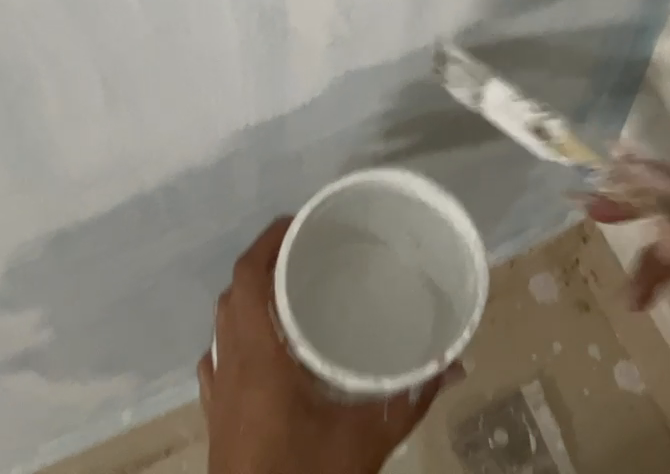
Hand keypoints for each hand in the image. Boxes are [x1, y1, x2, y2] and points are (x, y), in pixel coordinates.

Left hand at [198, 217, 458, 473]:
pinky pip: (218, 357)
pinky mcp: (215, 413)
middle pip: (234, 293)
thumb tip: (453, 365)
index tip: (302, 221)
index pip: (249, 277)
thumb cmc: (305, 473)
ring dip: (250, 297)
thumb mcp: (366, 440)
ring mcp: (218, 389)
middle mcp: (230, 362)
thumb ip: (409, 399)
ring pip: (223, 323)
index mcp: (258, 355)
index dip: (269, 240)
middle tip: (307, 251)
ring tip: (288, 289)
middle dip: (265, 262)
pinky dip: (236, 336)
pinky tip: (261, 346)